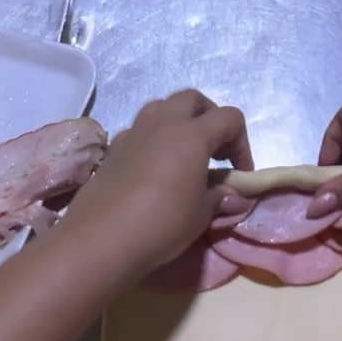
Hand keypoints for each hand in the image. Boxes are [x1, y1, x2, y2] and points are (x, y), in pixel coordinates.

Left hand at [56, 90, 253, 281]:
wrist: (100, 241)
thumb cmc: (162, 223)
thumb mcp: (201, 214)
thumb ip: (220, 197)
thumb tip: (234, 196)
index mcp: (193, 134)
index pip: (230, 118)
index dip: (242, 143)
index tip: (240, 173)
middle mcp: (163, 123)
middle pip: (193, 99)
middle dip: (210, 118)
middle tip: (215, 151)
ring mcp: (134, 132)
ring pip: (162, 107)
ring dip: (179, 122)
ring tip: (183, 153)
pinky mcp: (113, 149)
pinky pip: (139, 130)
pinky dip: (153, 140)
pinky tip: (153, 169)